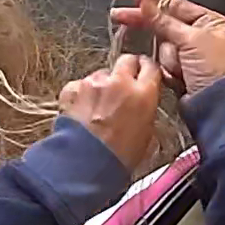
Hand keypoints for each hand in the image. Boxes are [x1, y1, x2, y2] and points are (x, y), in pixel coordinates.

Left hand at [59, 54, 161, 172]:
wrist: (86, 162)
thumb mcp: (147, 135)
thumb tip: (142, 106)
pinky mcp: (72, 88)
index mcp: (143, 94)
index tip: (145, 73)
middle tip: (123, 85)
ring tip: (98, 108)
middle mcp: (119, 82)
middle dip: (125, 70)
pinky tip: (82, 112)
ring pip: (101, 74)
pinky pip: (80, 85)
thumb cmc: (117, 157)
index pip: (151, 67)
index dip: (147, 70)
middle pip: (126, 61)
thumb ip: (145, 110)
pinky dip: (80, 94)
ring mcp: (93, 83)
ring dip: (101, 86)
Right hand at [108, 0, 224, 95]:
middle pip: (166, 24)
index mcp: (212, 23)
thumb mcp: (191, 39)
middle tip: (121, 16)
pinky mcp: (182, 71)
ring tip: (182, 69)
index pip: (177, 5)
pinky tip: (178, 76)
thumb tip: (147, 3)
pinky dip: (167, 69)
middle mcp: (201, 36)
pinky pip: (163, 63)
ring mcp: (190, 55)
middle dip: (150, 26)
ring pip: (162, 46)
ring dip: (168, 58)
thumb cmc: (217, 71)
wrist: (220, 107)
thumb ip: (165, 21)